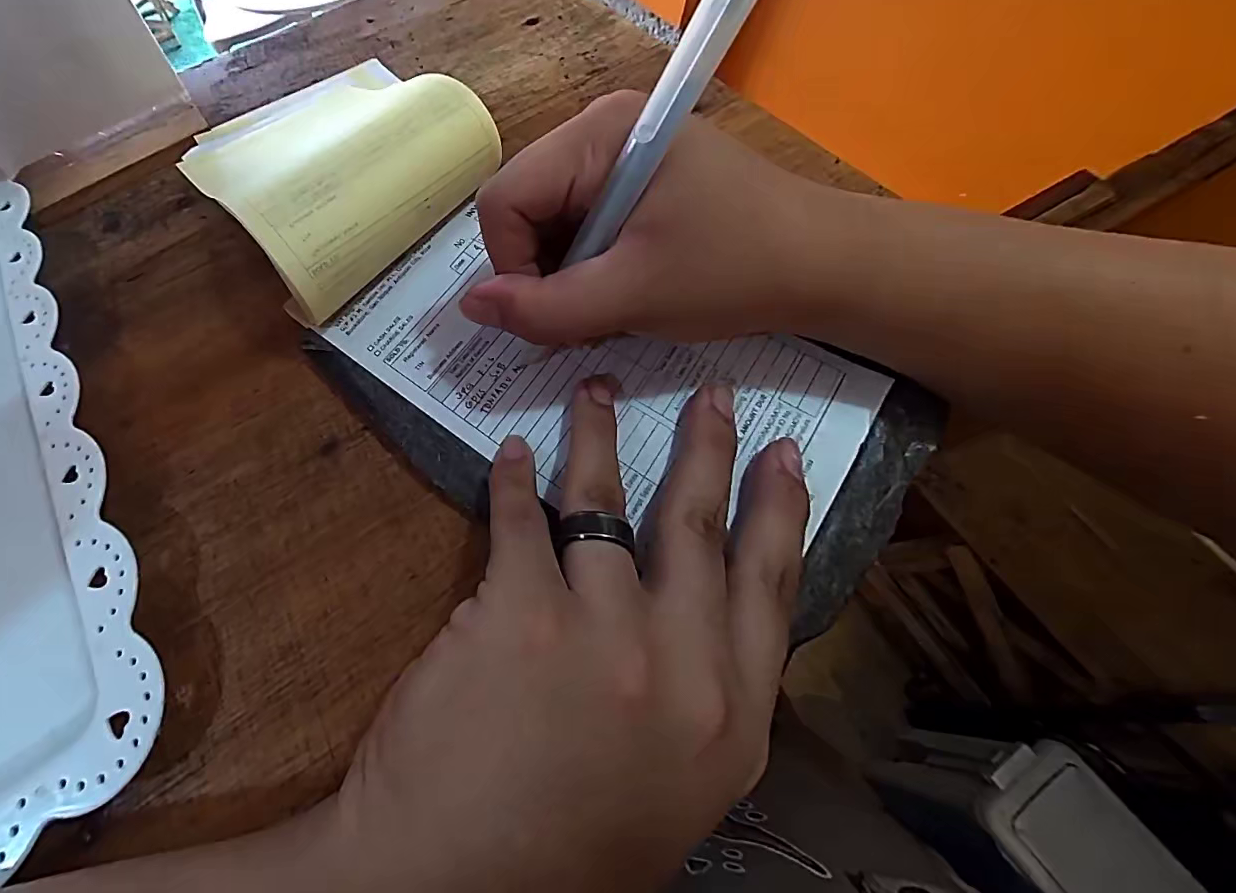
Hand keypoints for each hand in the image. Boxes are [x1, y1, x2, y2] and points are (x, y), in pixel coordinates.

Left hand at [323, 376, 809, 890]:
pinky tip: (514, 453)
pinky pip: (523, 518)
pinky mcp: (519, 613)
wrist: (450, 891)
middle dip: (710, 450)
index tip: (784, 455)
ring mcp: (599, 634)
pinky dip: (515, 478)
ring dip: (600, 436)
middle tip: (716, 396)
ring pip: (607, 500)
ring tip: (598, 393)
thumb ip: (692, 695)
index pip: (771, 588)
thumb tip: (691, 608)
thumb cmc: (562, 849)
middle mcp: (677, 670)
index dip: (780, 511)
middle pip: (699, 527)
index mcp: (728, 722)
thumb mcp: (668, 787)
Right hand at [462, 91, 837, 344]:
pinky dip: (591, 265)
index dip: (512, 265)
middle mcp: (602, 127)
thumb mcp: (633, 296)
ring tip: (615, 305)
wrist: (827, 265)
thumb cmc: (737, 271)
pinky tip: (627, 286)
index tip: (553, 314)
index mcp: (600, 133)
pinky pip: (583, 222)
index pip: (505, 199)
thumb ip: (545, 308)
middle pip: (524, 207)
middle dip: (544, 272)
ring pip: (550, 221)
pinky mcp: (638, 176)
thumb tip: (471, 305)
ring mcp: (622, 150)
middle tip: (589, 316)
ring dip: (569, 274)